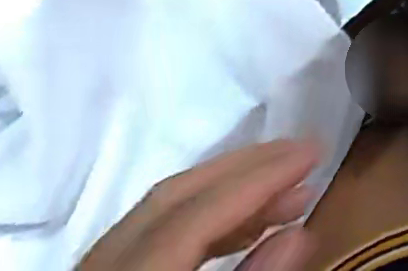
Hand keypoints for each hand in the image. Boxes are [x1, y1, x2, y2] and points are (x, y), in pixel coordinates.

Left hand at [78, 140, 320, 270]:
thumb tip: (303, 228)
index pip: (194, 215)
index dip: (259, 179)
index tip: (316, 149)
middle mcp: (97, 265)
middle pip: (171, 197)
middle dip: (244, 168)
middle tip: (306, 152)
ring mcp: (90, 268)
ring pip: (159, 210)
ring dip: (229, 190)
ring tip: (289, 188)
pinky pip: (149, 233)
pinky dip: (203, 219)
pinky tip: (246, 223)